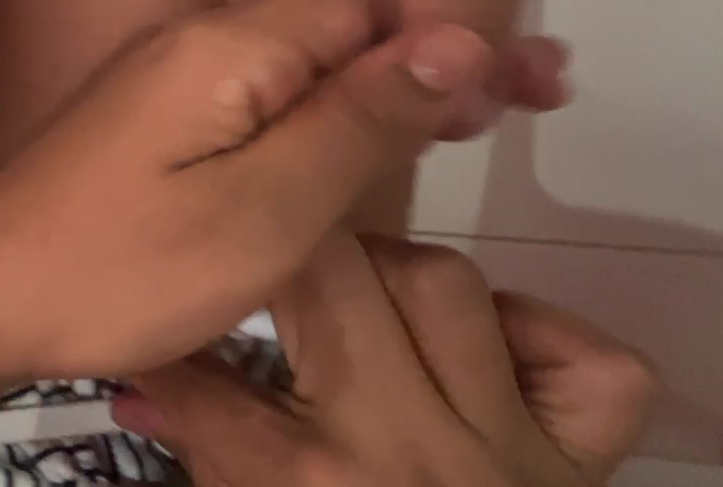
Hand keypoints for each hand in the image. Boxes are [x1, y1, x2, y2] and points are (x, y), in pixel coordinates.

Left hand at [0, 0, 500, 382]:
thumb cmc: (124, 264)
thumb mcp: (263, 208)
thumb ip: (355, 120)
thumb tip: (452, 40)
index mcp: (222, 45)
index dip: (451, 34)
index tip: (533, 93)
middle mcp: (188, 39)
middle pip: (329, 21)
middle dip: (422, 56)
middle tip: (523, 112)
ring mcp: (160, 76)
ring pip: (291, 59)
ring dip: (373, 85)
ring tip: (456, 128)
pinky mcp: (147, 116)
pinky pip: (250, 95)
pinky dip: (314, 112)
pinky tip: (350, 144)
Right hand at [118, 235, 657, 484]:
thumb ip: (192, 436)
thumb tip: (127, 374)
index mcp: (308, 477)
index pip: (196, 364)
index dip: (161, 318)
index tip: (155, 293)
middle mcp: (407, 449)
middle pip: (332, 273)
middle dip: (283, 257)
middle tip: (270, 276)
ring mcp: (510, 455)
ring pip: (446, 285)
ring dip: (389, 274)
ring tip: (361, 299)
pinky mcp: (586, 470)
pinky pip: (595, 367)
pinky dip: (537, 335)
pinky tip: (481, 348)